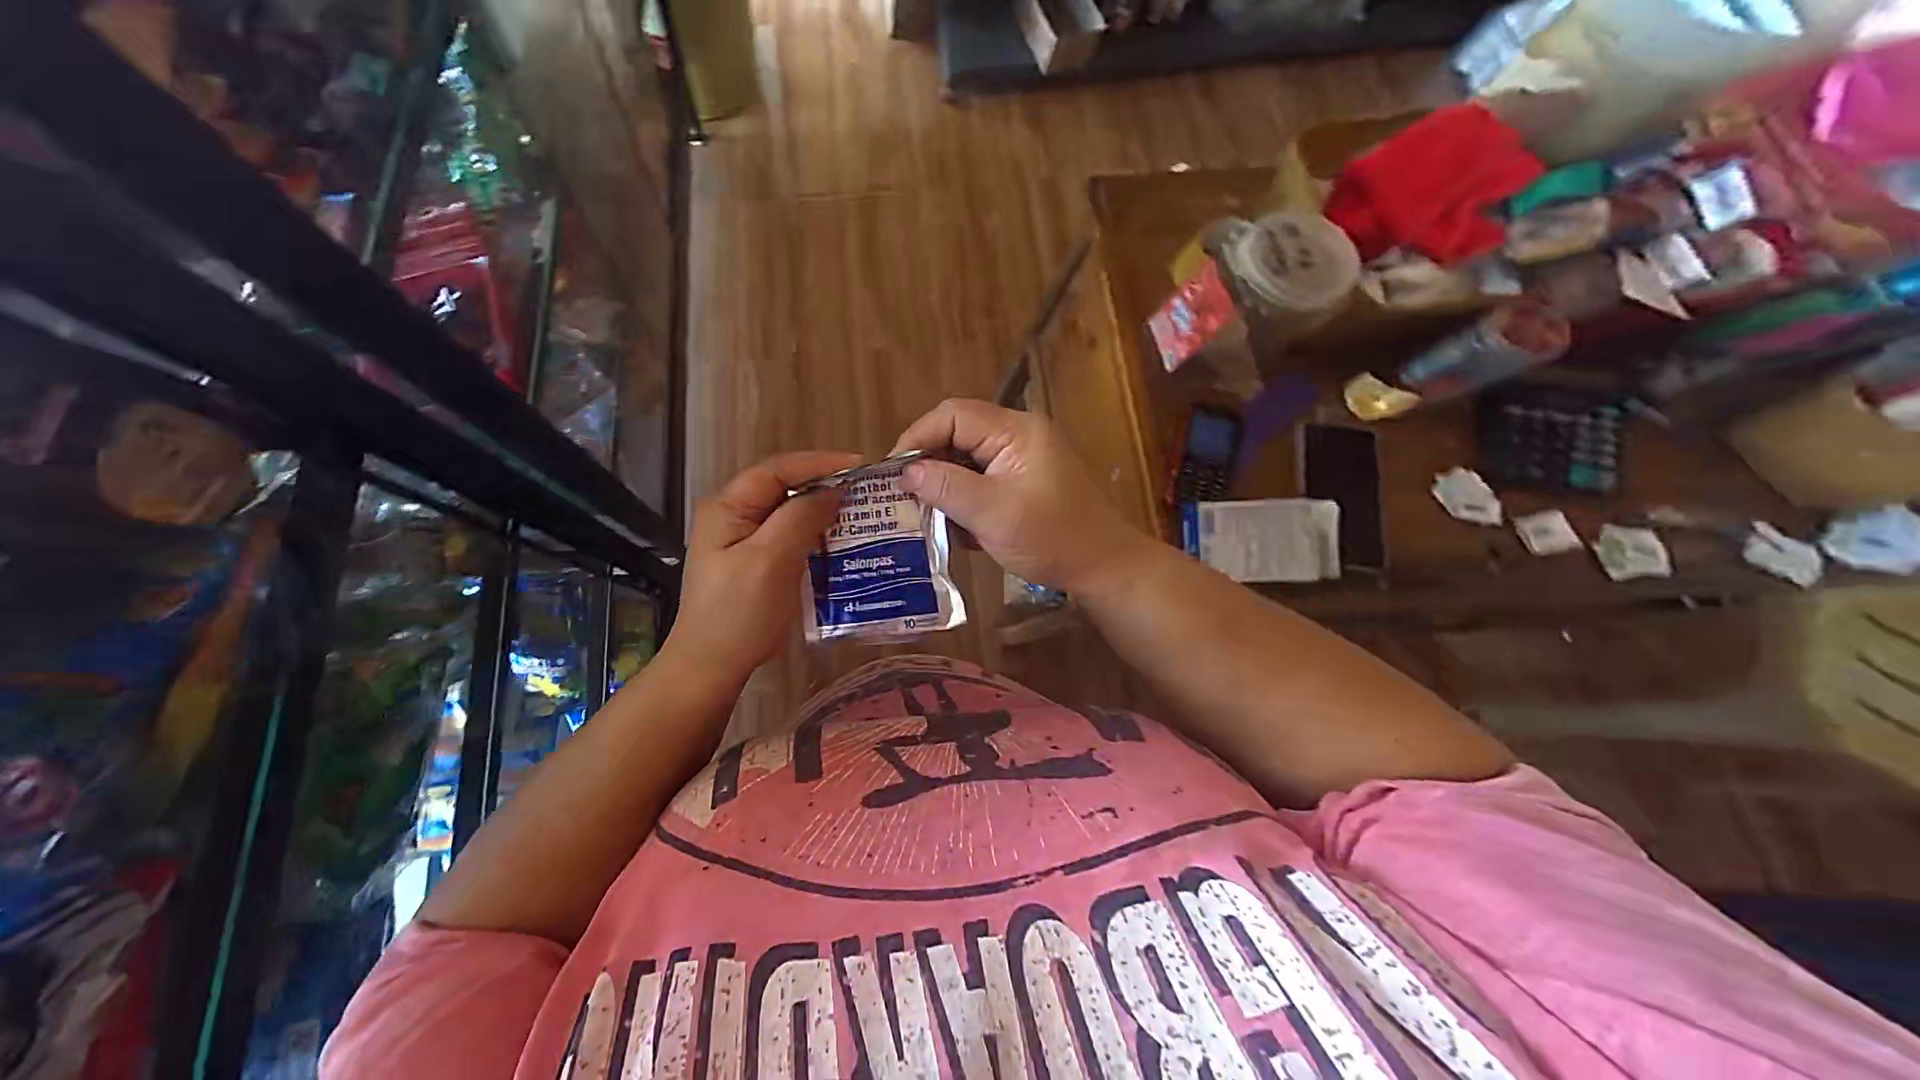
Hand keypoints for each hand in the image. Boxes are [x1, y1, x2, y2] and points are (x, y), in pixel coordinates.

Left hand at [661, 451, 860, 680]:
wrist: (713, 667)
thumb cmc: (739, 614)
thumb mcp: (771, 560)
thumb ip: (801, 518)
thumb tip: (833, 491)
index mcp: (728, 508)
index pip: (777, 470)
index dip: (819, 463)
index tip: (859, 466)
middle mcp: (734, 518)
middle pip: (784, 489)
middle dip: (825, 487)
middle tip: (865, 492)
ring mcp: (744, 542)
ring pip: (790, 514)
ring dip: (823, 513)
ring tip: (861, 514)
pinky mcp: (756, 564)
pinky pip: (791, 539)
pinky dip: (816, 537)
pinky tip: (841, 543)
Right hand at [891, 399, 1155, 594]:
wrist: (1104, 567)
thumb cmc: (1052, 538)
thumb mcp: (992, 514)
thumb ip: (946, 487)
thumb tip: (905, 472)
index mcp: (1016, 431)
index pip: (954, 415)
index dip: (918, 437)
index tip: (893, 471)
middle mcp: (1018, 436)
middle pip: (958, 435)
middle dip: (929, 465)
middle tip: (903, 495)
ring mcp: (1022, 460)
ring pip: (967, 460)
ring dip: (945, 487)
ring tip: (925, 515)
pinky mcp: (1023, 483)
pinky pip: (982, 480)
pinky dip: (964, 501)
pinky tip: (956, 527)